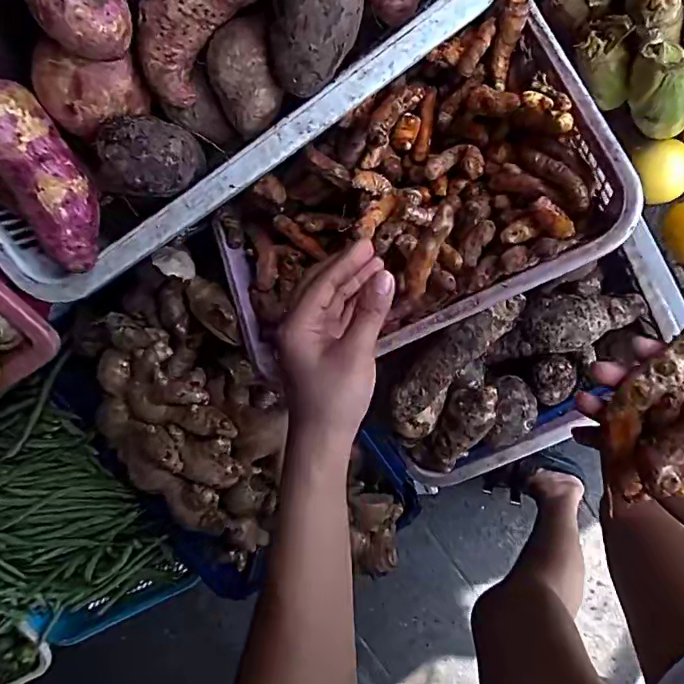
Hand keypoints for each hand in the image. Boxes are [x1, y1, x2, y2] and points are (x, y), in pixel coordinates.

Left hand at [278, 240, 395, 459]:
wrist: (324, 440)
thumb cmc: (336, 398)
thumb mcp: (357, 352)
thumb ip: (371, 312)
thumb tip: (386, 277)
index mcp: (297, 325)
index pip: (323, 284)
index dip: (346, 262)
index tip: (368, 244)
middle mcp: (300, 326)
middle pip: (324, 288)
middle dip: (349, 269)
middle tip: (374, 250)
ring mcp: (312, 338)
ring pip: (333, 302)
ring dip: (354, 284)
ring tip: (378, 267)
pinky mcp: (324, 348)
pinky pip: (340, 317)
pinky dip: (356, 304)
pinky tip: (372, 293)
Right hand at [576, 336, 683, 541]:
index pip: (682, 376)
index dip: (661, 359)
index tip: (639, 346)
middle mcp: (680, 422)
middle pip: (647, 394)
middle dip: (622, 380)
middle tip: (600, 371)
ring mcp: (661, 445)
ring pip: (627, 420)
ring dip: (604, 409)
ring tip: (583, 401)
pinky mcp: (650, 471)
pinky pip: (620, 454)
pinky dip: (599, 443)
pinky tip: (580, 435)